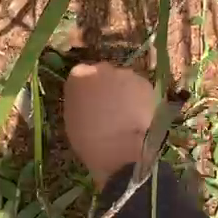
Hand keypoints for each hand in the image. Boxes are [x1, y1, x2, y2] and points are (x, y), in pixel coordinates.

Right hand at [62, 63, 156, 186]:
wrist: (119, 149)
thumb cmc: (88, 139)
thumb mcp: (73, 118)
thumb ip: (79, 101)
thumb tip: (88, 99)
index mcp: (78, 76)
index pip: (81, 74)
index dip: (87, 88)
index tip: (90, 101)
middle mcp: (101, 68)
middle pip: (103, 73)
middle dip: (106, 86)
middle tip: (108, 106)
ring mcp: (125, 74)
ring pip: (123, 80)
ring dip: (123, 91)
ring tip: (125, 113)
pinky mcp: (145, 84)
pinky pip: (139, 89)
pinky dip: (138, 99)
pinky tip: (137, 115)